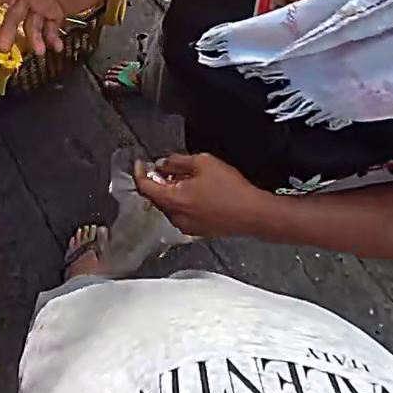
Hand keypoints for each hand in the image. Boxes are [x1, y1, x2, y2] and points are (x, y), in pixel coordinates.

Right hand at [0, 0, 117, 54]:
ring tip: (40, 51)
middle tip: (3, 49)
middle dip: (7, 32)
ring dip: (33, 40)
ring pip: (31, 27)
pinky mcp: (58, 13)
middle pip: (14, 16)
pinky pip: (50, 30)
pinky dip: (52, 39)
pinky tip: (57, 47)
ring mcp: (45, 5)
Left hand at [135, 153, 275, 238]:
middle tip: (166, 167)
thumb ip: (177, 162)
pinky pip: (182, 213)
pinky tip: (195, 191)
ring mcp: (186, 226)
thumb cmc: (231, 190)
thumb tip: (163, 163)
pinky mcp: (197, 230)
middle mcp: (176, 217)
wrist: (253, 213)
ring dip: (171, 191)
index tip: (139, 164)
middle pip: (156, 197)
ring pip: (170, 205)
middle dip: (158, 181)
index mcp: (173, 200)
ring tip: (185, 178)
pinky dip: (182, 201)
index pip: (145, 187)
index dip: (140, 172)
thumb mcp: (202, 163)